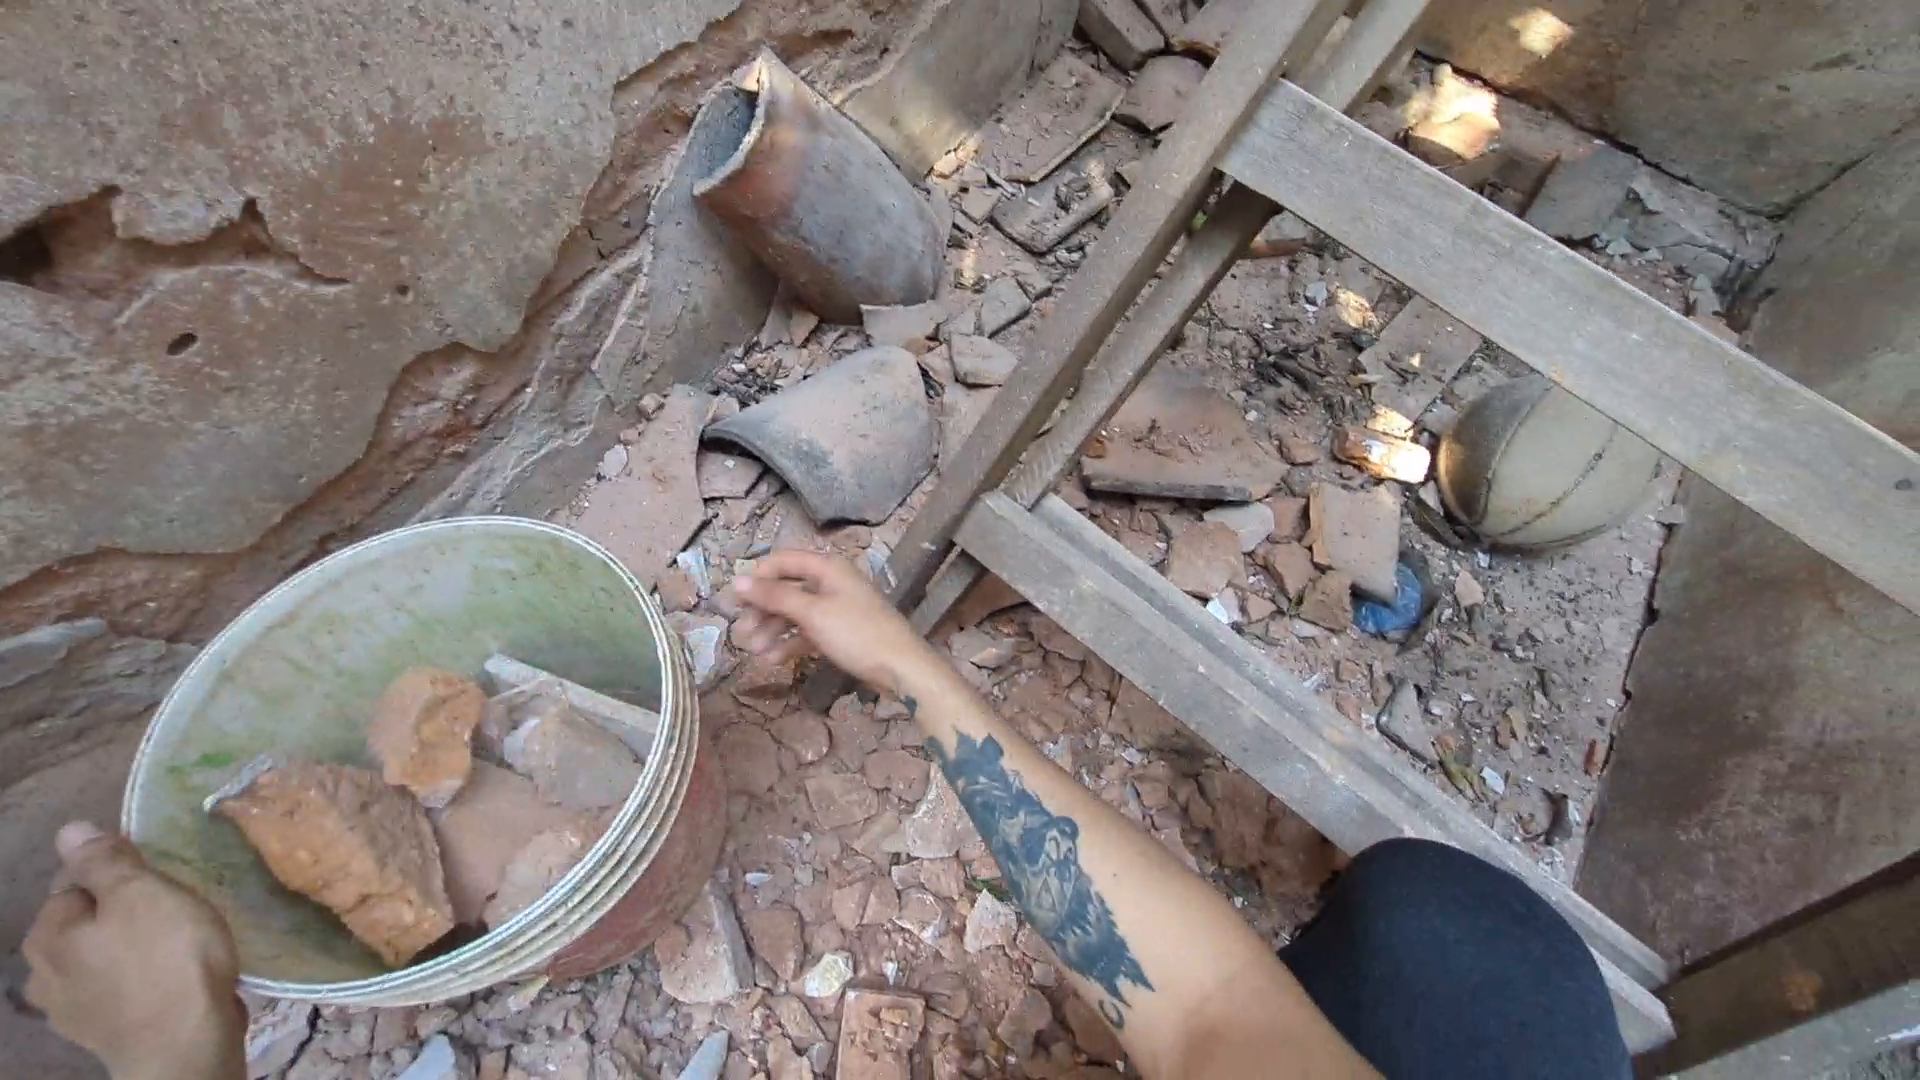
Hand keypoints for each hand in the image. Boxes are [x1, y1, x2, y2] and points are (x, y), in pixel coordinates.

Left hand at [24, 821, 245, 1079]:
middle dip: (122, 905)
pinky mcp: (99, 1023)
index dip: (116, 867)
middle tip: (176, 896)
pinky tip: (167, 967)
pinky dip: (137, 968)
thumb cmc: (169, 955)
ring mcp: (68, 1003)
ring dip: (129, 938)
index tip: (161, 867)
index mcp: (51, 933)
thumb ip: (106, 864)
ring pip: (98, 952)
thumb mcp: (145, 895)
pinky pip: (115, 981)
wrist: (182, 1036)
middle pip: (84, 918)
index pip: (73, 880)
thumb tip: (70, 830)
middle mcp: (44, 969)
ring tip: (177, 930)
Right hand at [731, 550, 938, 694]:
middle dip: (763, 610)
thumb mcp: (813, 613)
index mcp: (828, 567)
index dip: (757, 577)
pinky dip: (790, 643)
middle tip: (742, 632)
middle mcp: (831, 582)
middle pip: (787, 589)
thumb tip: (738, 581)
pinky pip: (808, 632)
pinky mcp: (840, 632)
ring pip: (795, 613)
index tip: (734, 601)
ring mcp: (836, 608)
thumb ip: (775, 596)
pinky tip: (773, 660)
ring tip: (754, 651)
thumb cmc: (857, 633)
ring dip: (773, 630)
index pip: (783, 561)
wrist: (901, 668)